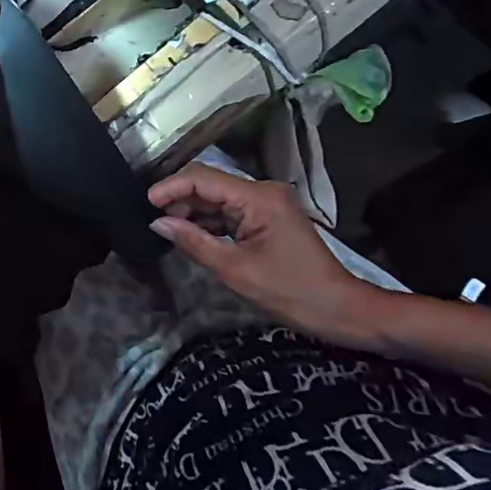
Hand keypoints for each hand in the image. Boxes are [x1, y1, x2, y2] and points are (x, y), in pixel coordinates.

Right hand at [147, 163, 387, 347]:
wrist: (344, 311)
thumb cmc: (291, 292)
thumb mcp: (235, 270)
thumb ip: (193, 242)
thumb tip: (157, 223)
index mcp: (258, 197)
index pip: (202, 178)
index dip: (171, 187)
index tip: (147, 204)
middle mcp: (263, 191)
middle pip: (210, 184)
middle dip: (180, 199)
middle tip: (156, 222)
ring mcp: (268, 203)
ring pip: (218, 197)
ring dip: (194, 212)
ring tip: (170, 230)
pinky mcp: (269, 216)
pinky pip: (231, 210)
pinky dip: (211, 222)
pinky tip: (194, 236)